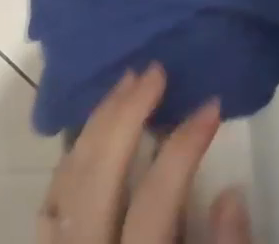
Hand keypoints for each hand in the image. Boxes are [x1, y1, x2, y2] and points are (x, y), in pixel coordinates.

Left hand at [37, 64, 251, 243]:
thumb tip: (229, 195)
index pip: (154, 202)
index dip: (183, 148)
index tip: (211, 106)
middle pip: (94, 182)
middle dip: (124, 117)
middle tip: (154, 70)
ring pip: (62, 187)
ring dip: (93, 129)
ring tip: (124, 85)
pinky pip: (49, 208)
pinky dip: (71, 162)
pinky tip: (93, 136)